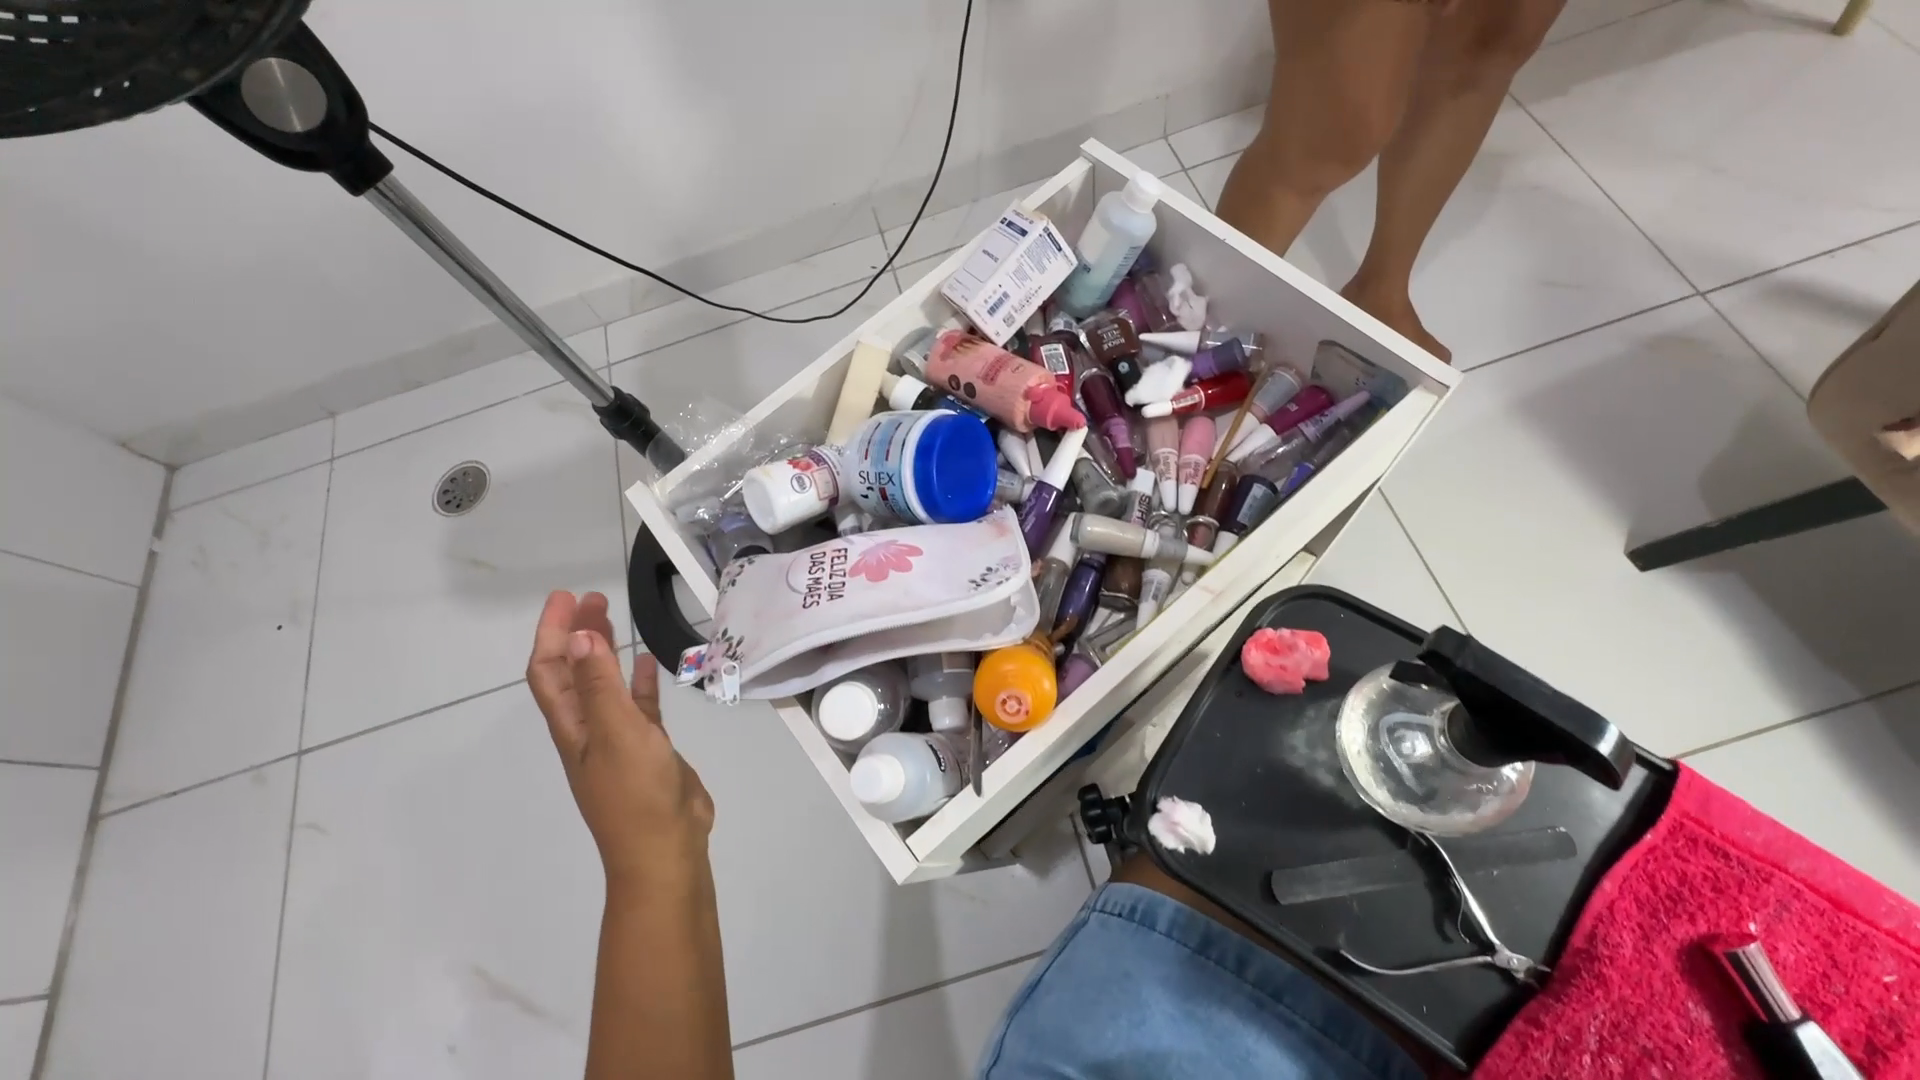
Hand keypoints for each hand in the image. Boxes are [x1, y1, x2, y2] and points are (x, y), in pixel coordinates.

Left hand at [527, 591, 714, 888]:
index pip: (550, 669)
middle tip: (594, 598)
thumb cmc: (635, 792)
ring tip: (614, 618)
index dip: (553, 632)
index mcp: (572, 725)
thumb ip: (600, 685)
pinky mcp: (648, 749)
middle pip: (573, 672)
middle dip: (576, 634)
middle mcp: (588, 729)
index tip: (566, 597)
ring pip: (603, 685)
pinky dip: (638, 681)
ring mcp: (617, 739)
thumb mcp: (616, 733)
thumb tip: (582, 636)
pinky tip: (649, 662)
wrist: (664, 848)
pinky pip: (637, 705)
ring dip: (603, 652)